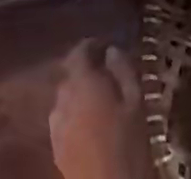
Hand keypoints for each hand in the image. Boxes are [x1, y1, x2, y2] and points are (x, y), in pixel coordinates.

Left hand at [49, 40, 146, 178]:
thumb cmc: (127, 143)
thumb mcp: (136, 102)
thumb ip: (123, 70)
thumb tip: (112, 50)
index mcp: (83, 82)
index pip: (78, 52)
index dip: (91, 45)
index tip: (105, 45)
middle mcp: (63, 97)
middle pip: (71, 74)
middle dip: (87, 70)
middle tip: (108, 76)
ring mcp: (56, 123)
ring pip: (66, 97)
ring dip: (80, 93)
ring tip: (100, 101)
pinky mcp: (55, 144)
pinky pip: (63, 117)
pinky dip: (74, 113)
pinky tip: (90, 124)